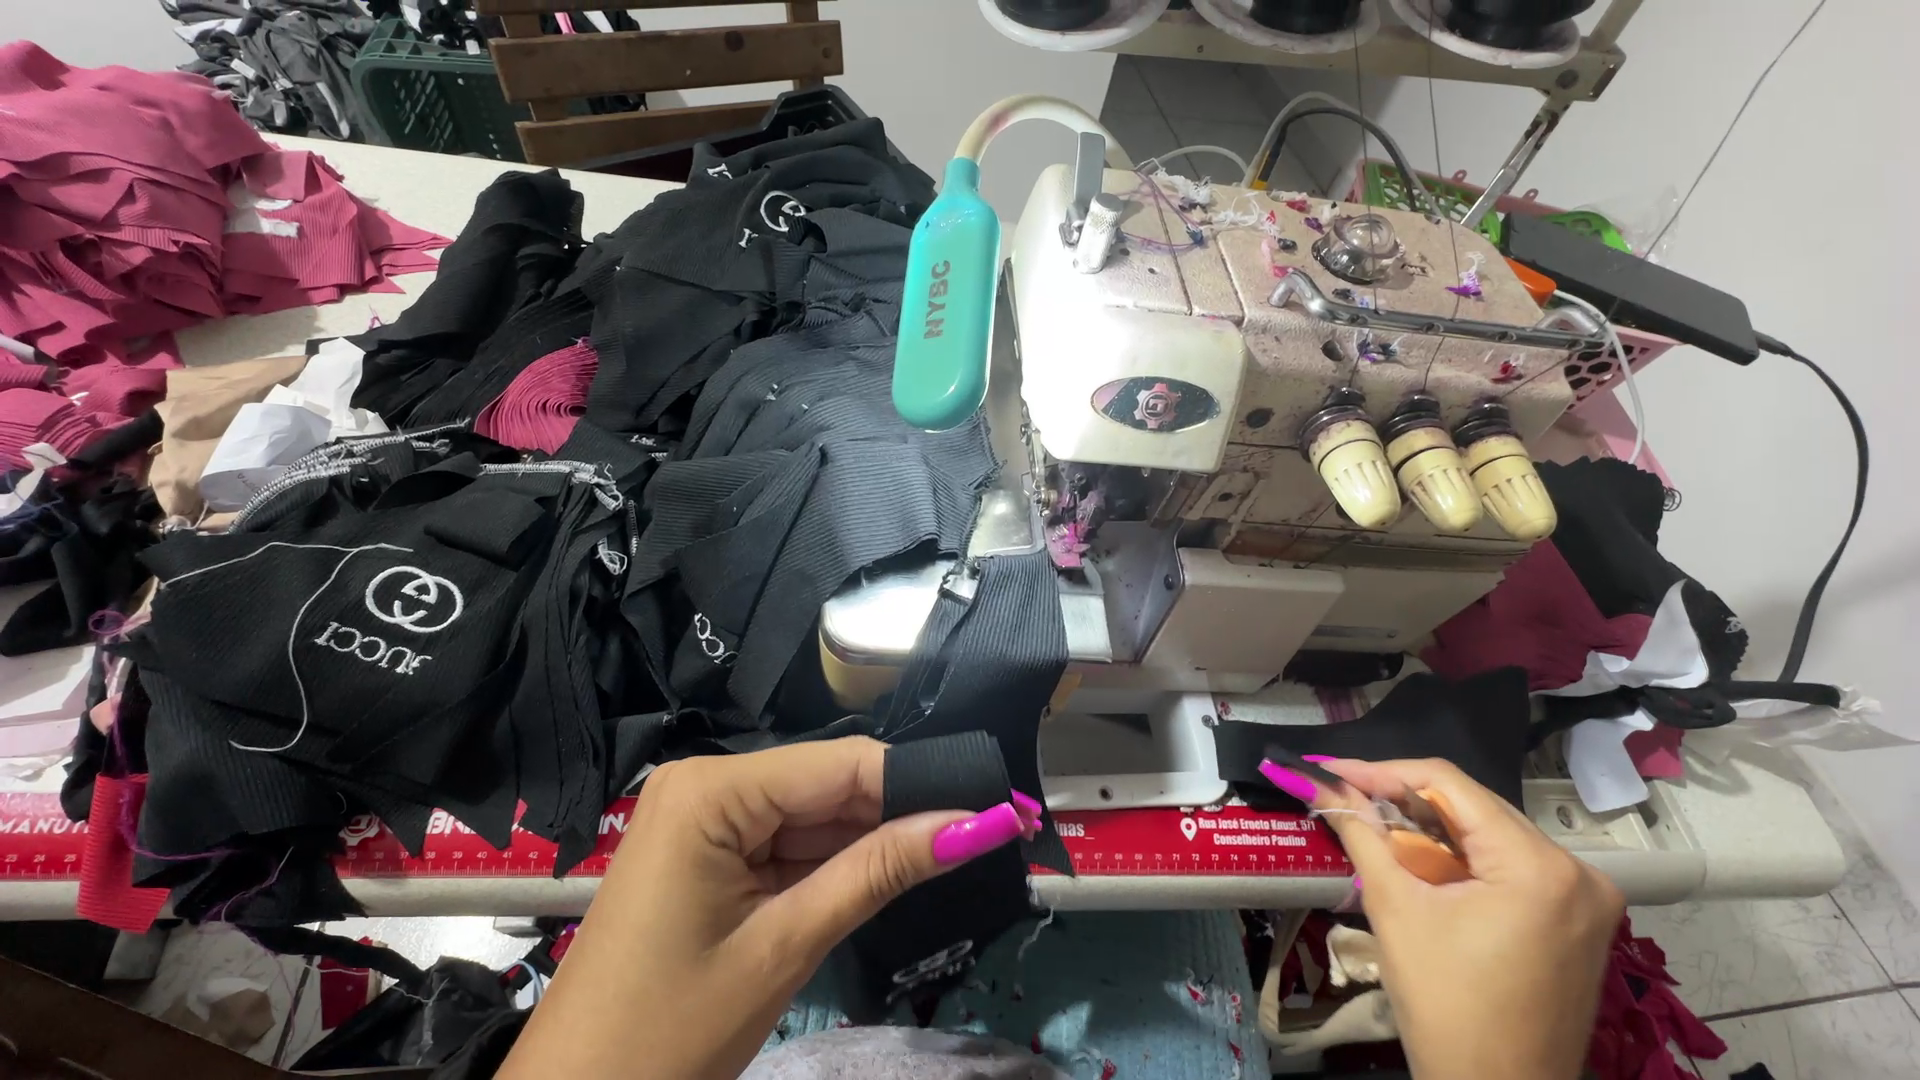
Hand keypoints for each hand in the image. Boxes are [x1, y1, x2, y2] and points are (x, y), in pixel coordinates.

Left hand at [498, 737, 1033, 1079]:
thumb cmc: (668, 1033)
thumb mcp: (786, 946)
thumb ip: (880, 872)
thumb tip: (975, 823)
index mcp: (713, 789)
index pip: (843, 764)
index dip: (922, 782)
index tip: (993, 805)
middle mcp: (707, 783)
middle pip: (828, 785)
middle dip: (900, 814)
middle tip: (983, 836)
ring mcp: (704, 818)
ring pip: (812, 815)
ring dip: (871, 842)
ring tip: (950, 855)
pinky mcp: (707, 852)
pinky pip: (786, 843)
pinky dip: (832, 864)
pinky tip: (885, 875)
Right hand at [1264, 756, 1624, 1079]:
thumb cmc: (1443, 1003)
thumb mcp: (1393, 906)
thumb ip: (1360, 830)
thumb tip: (1320, 781)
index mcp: (1538, 865)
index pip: (1448, 784)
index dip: (1381, 772)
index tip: (1330, 772)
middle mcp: (1577, 870)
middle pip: (1472, 807)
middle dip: (1402, 799)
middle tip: (1344, 797)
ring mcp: (1587, 897)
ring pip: (1489, 833)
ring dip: (1429, 828)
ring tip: (1372, 826)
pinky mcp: (1580, 920)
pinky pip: (1510, 864)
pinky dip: (1461, 858)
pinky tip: (1420, 863)